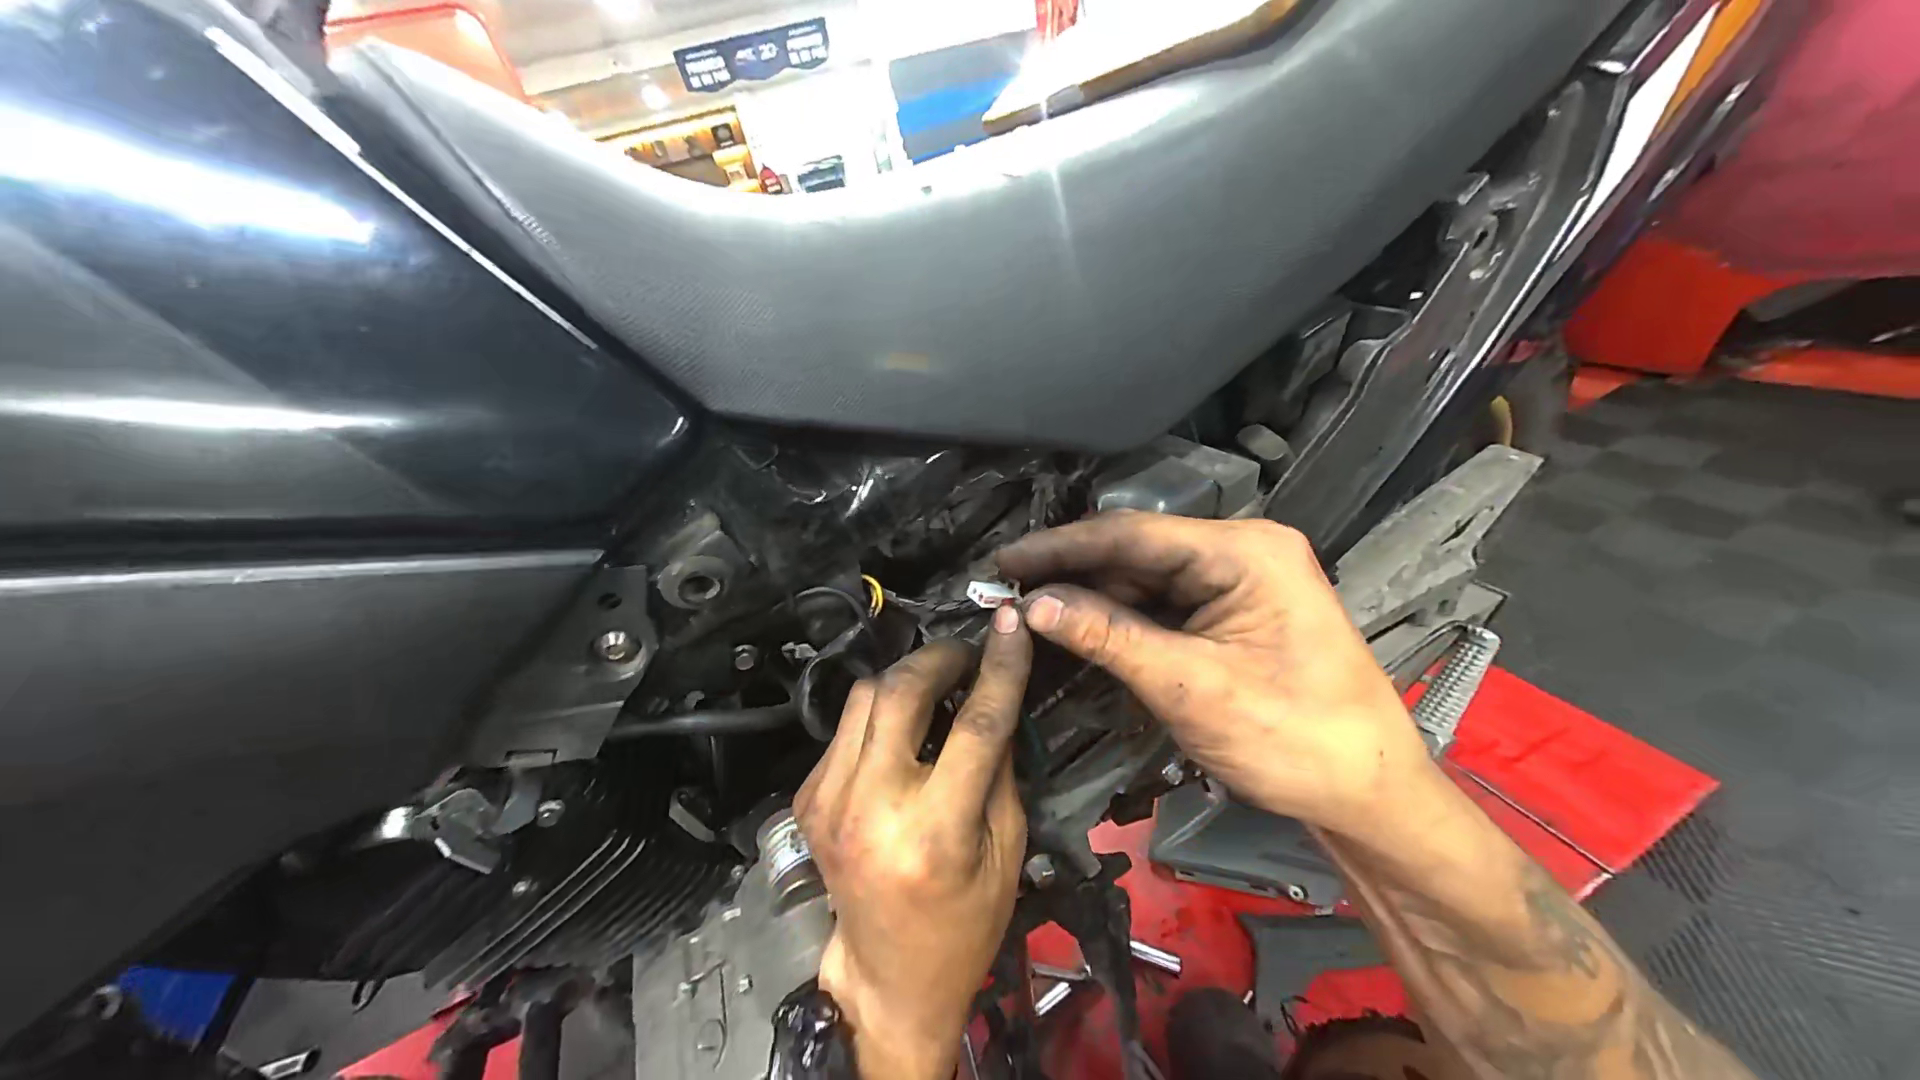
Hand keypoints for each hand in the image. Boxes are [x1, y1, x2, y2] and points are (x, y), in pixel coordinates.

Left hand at [793, 607, 1032, 1079]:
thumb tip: (992, 697)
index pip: (974, 725)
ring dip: (906, 679)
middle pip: (900, 691)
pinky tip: (901, 732)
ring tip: (935, 688)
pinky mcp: (808, 799)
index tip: (1012, 628)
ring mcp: (829, 802)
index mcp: (934, 832)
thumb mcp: (1007, 850)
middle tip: (965, 655)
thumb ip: (998, 768)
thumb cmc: (963, 923)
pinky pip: (846, 727)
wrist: (889, 974)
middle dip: (938, 656)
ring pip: (864, 696)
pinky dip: (878, 714)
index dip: (999, 667)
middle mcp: (871, 809)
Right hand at [996, 511, 1437, 842]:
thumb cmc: (1294, 739)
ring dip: (1090, 594)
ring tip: (1031, 607)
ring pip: (1144, 576)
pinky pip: (1162, 602)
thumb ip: (1107, 637)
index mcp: (1245, 552)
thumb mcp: (1190, 686)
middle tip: (1008, 587)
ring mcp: (1237, 580)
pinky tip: (1079, 623)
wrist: (1368, 793)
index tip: (1005, 562)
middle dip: (1071, 570)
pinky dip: (1118, 615)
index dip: (1061, 547)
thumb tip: (1031, 605)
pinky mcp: (1231, 610)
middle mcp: (1241, 551)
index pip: (1132, 534)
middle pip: (1136, 550)